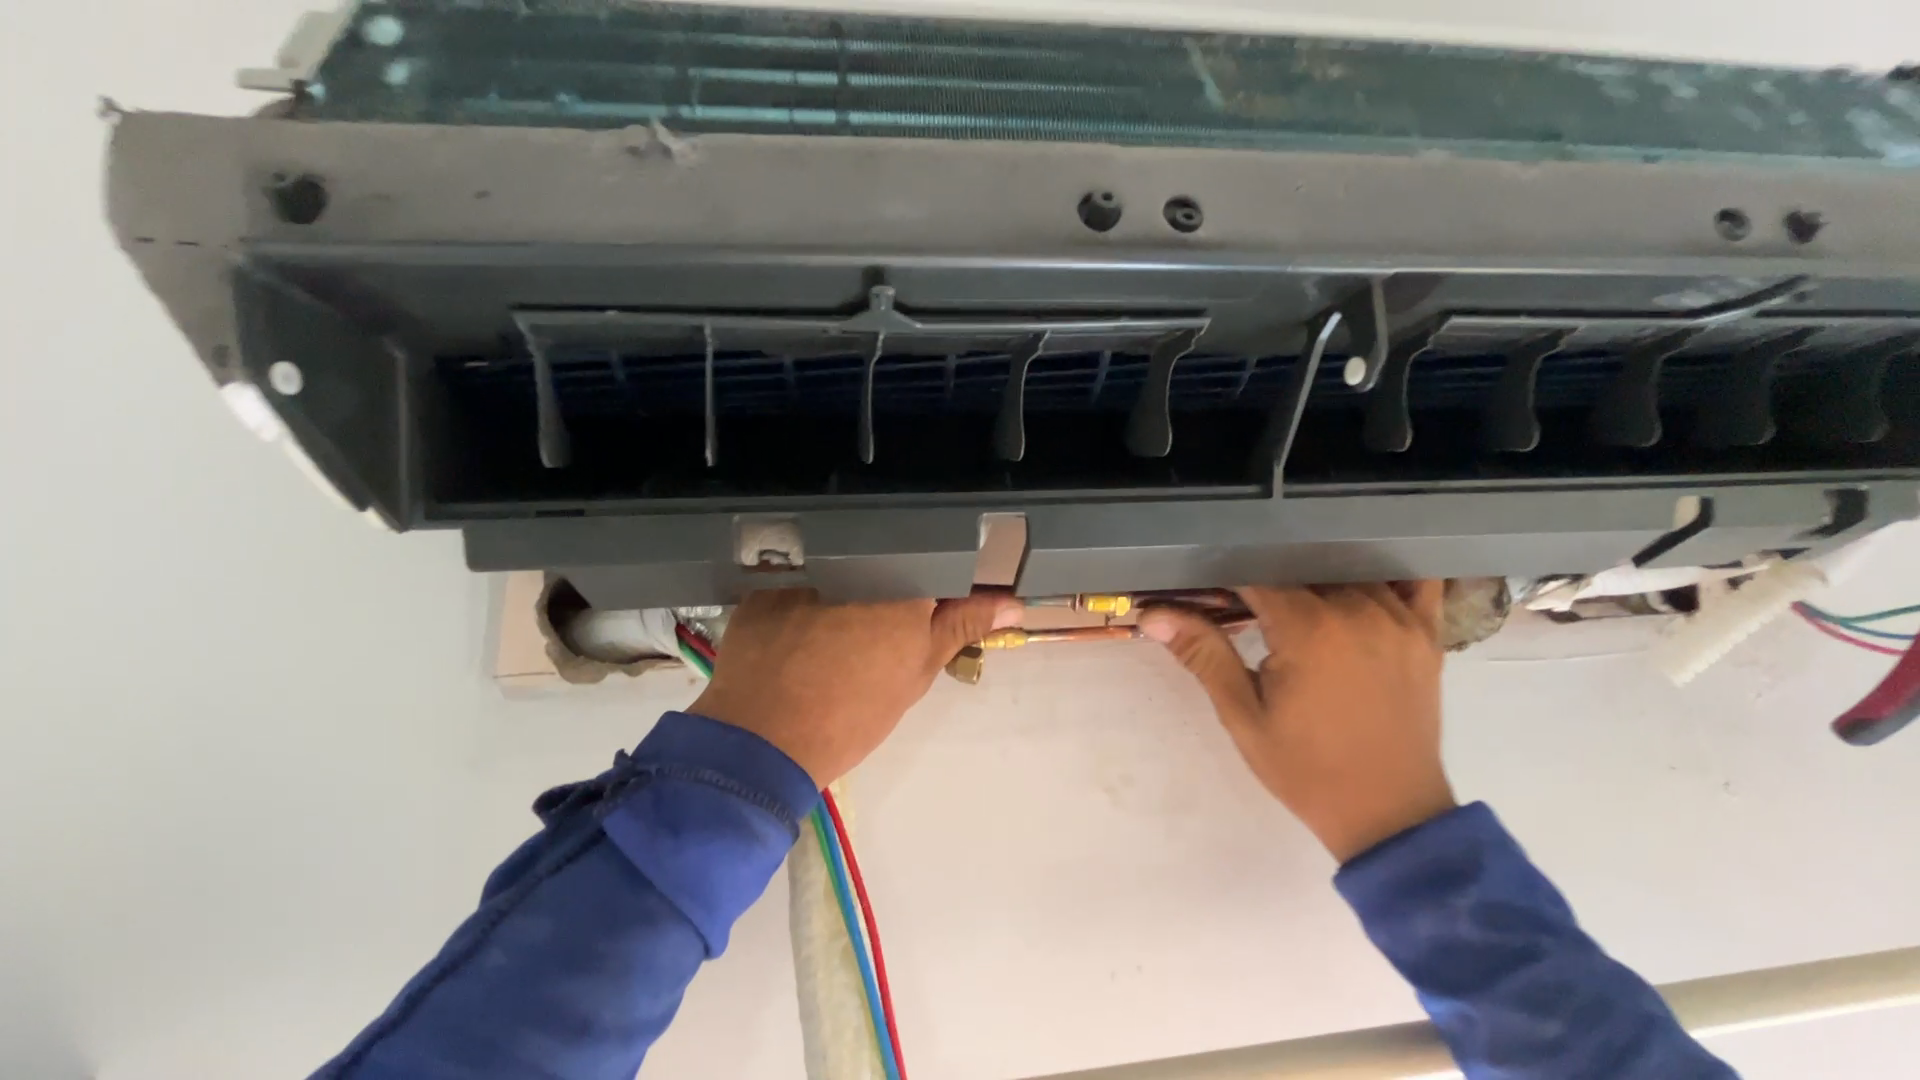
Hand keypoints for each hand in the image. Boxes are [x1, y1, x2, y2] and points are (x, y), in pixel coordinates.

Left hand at [691, 589, 1021, 785]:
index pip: (934, 562)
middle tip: (880, 630)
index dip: (937, 584)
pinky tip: (798, 633)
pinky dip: (804, 600)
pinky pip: (797, 581)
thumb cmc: (851, 714)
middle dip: (890, 586)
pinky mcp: (764, 585)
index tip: (935, 608)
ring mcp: (804, 570)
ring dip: (848, 590)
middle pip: (885, 560)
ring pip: (840, 569)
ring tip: (835, 633)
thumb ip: (962, 627)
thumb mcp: (915, 672)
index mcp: (901, 581)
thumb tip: (1013, 603)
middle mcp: (854, 561)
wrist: (761, 743)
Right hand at [1138, 583, 1454, 862]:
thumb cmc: (1306, 769)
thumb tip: (1152, 614)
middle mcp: (1357, 608)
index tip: (1205, 590)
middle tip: (1245, 605)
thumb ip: (1203, 654)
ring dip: (1317, 577)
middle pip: (1301, 567)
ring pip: (1348, 568)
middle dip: (1268, 578)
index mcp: (1308, 627)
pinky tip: (1360, 584)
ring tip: (1294, 602)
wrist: (1388, 814)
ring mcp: (1399, 618)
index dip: (1224, 578)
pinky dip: (1385, 573)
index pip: (1255, 574)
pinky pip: (1411, 580)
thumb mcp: (1244, 715)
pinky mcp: (1427, 633)